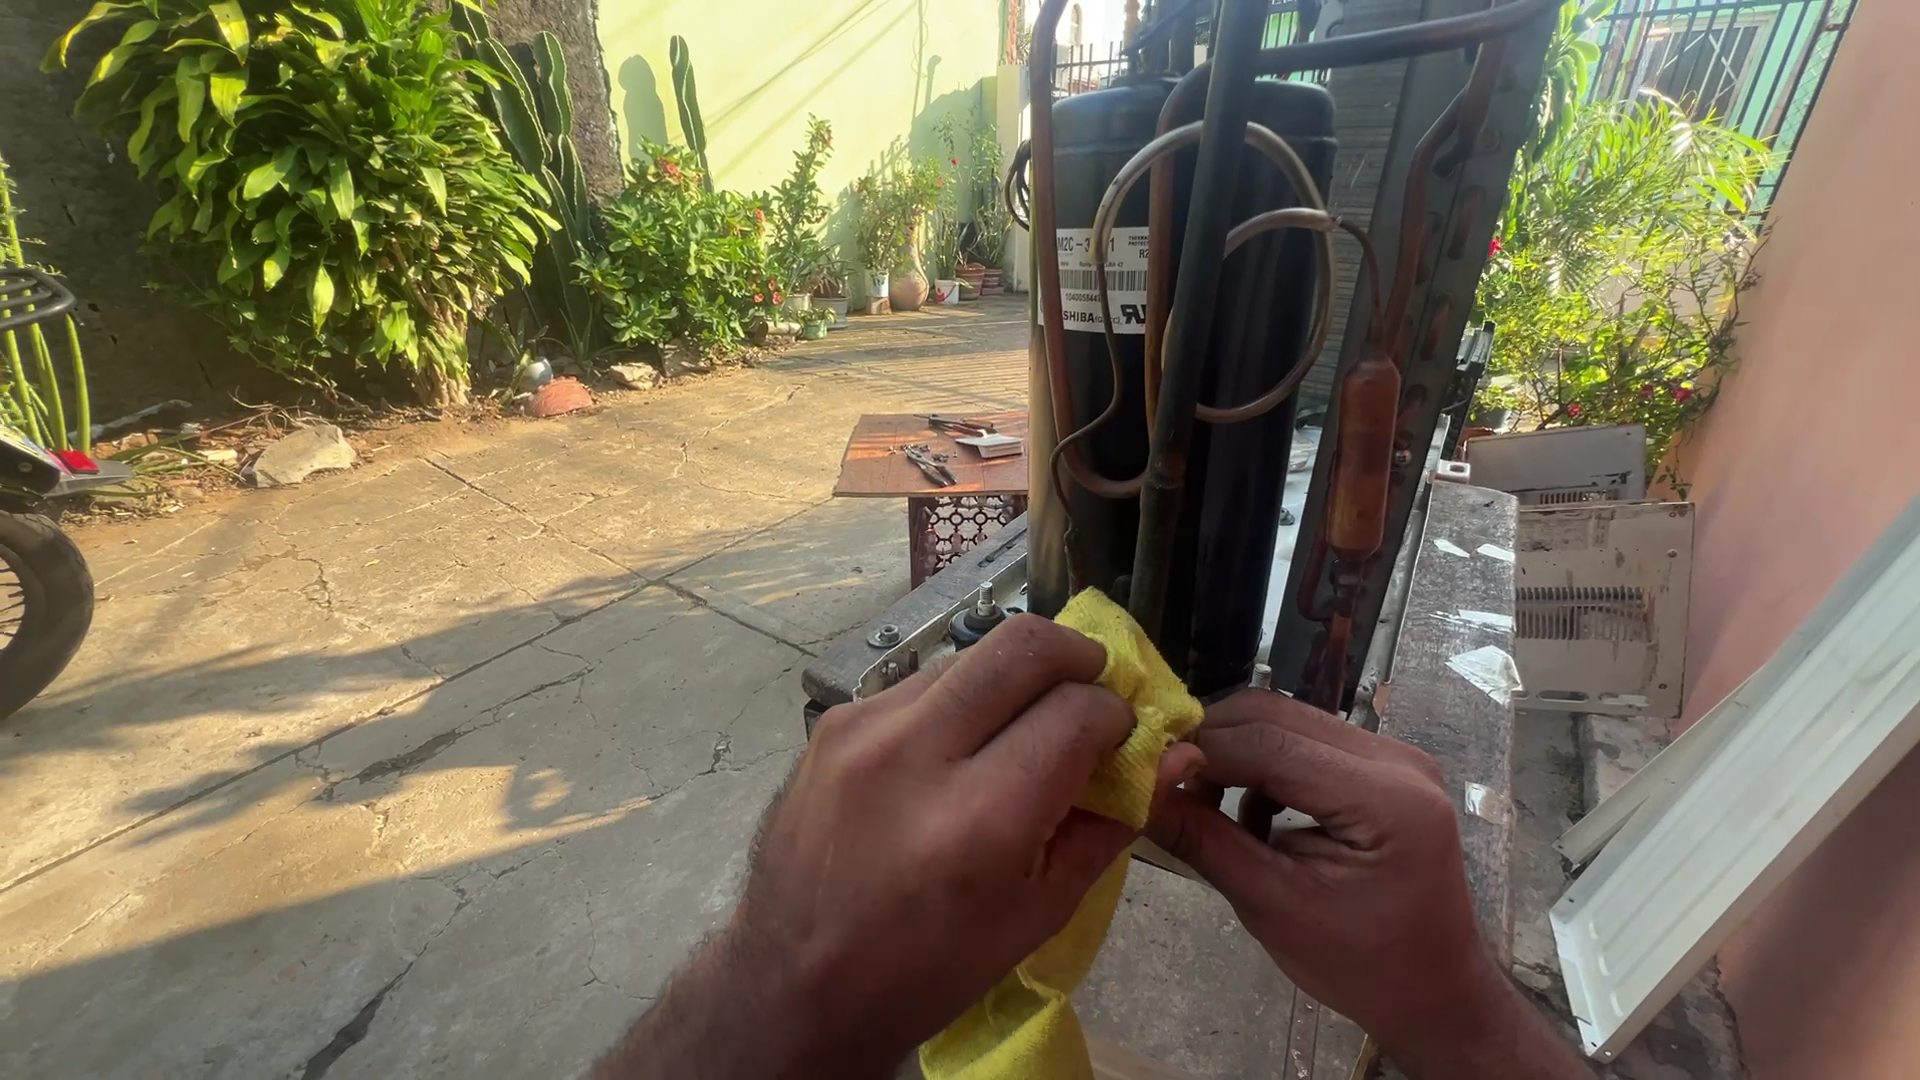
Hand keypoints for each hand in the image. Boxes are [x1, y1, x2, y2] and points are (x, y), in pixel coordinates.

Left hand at [597, 615, 1202, 1078]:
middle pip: (1021, 645)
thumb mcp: (1037, 914)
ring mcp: (864, 724)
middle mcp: (914, 753)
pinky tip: (961, 739)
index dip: (1115, 714)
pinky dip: (963, 693)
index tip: (1119, 731)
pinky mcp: (835, 717)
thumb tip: (1161, 752)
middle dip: (1076, 653)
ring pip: (971, 653)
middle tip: (1092, 681)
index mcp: (976, 823)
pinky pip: (925, 678)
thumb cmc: (927, 967)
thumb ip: (1109, 823)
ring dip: (1015, 674)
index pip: (1075, 714)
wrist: (790, 980)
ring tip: (1022, 718)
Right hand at [1146, 691, 1589, 1079]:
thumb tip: (1138, 787)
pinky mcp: (1381, 761)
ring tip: (1204, 799)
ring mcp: (1392, 753)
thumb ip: (1203, 838)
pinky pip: (1301, 735)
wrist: (1438, 995)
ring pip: (1283, 716)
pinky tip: (1249, 809)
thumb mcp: (1271, 907)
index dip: (1199, 749)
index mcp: (1385, 799)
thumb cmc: (1361, 966)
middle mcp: (1395, 758)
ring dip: (1232, 747)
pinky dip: (1260, 759)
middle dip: (1210, 740)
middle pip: (1274, 713)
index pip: (1268, 743)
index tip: (1147, 770)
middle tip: (1167, 780)